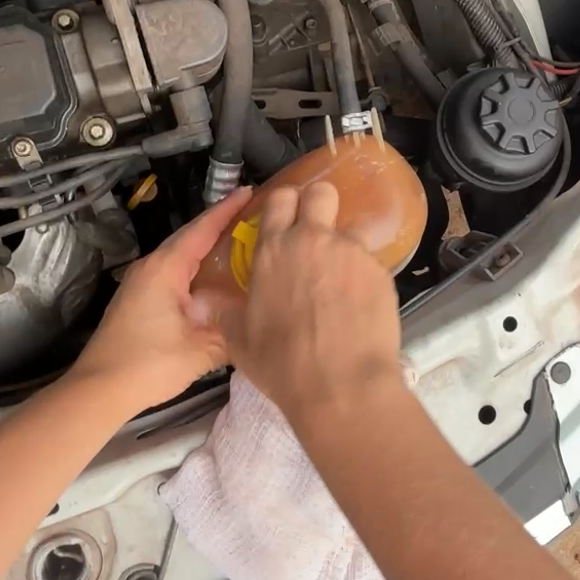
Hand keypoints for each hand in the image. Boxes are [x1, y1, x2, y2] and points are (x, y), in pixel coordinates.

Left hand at [68, 186, 252, 406]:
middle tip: (250, 214)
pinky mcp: (137, 298)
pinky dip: (195, 266)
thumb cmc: (148, 364)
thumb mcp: (201, 349)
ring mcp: (140, 282)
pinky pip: (172, 271)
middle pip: (189, 236)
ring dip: (205, 245)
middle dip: (218, 223)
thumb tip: (252, 319)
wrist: (98, 390)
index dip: (227, 210)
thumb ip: (231, 329)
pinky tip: (211, 276)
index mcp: (166, 268)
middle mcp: (151, 267)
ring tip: (236, 240)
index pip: (201, 229)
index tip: (249, 191)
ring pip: (179, 254)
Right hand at [204, 182, 404, 426]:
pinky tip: (361, 305)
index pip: (280, 199)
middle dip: (320, 203)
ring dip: (345, 245)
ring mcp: (352, 253)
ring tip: (342, 278)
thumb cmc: (283, 364)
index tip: (286, 217)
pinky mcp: (381, 272)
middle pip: (322, 192)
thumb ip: (223, 313)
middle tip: (317, 230)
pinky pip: (372, 262)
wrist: (342, 386)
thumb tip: (198, 304)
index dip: (284, 203)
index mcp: (274, 250)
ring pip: (351, 228)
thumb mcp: (241, 340)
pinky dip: (365, 277)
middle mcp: (313, 240)